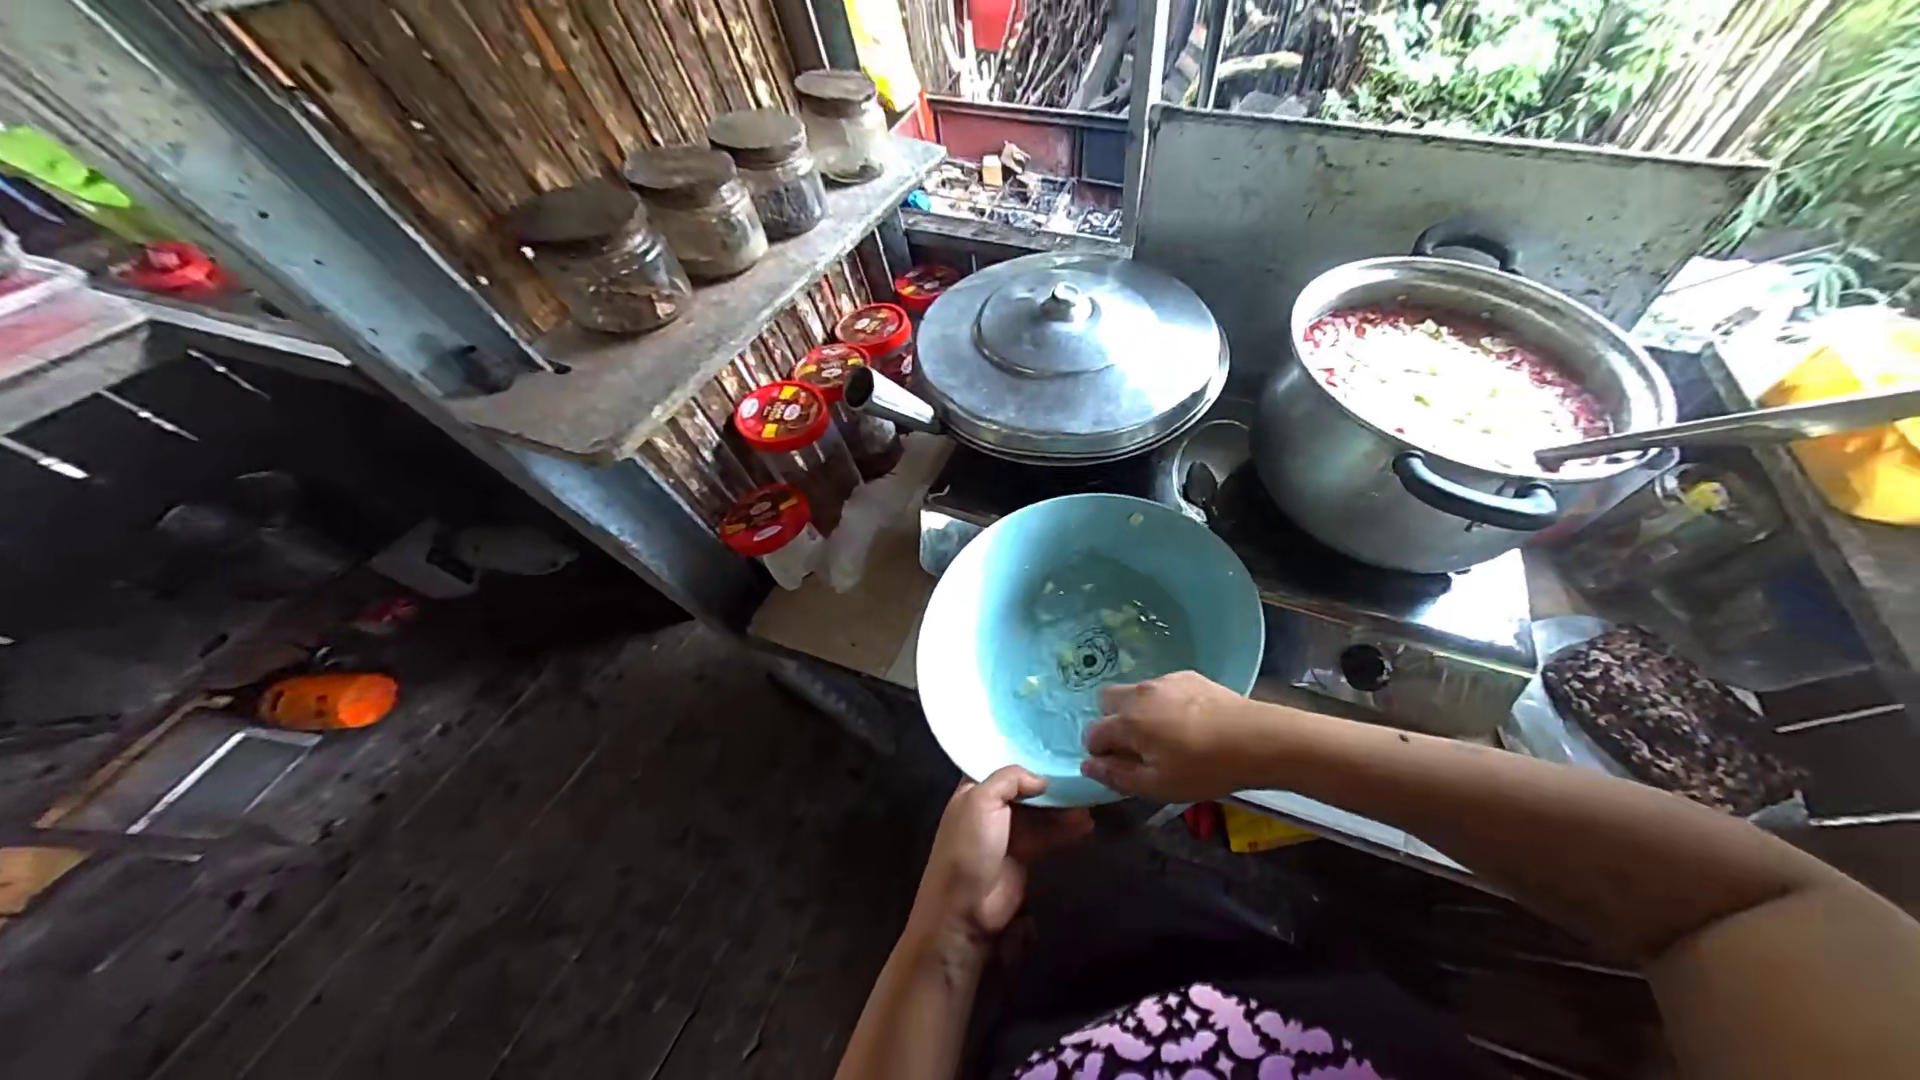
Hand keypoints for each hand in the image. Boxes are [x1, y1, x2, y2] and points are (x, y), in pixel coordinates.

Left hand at [909, 766, 1092, 956]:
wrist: (966, 908)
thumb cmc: (969, 846)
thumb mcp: (981, 800)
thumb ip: (1010, 779)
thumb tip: (1042, 779)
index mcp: (973, 789)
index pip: (999, 762)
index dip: (1023, 754)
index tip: (1052, 743)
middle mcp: (990, 806)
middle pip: (1024, 787)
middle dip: (1049, 781)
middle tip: (1079, 773)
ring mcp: (1008, 831)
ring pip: (1039, 811)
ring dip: (1062, 806)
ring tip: (1089, 798)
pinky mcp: (1024, 854)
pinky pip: (1048, 834)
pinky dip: (1065, 828)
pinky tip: (1086, 823)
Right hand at [1081, 671, 1279, 800]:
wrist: (1258, 739)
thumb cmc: (1205, 769)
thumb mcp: (1158, 785)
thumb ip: (1117, 775)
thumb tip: (1087, 765)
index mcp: (1127, 721)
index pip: (1092, 732)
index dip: (1098, 752)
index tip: (1118, 766)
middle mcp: (1138, 694)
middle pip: (1105, 700)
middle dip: (1110, 721)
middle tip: (1135, 747)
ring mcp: (1163, 681)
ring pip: (1134, 692)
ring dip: (1136, 711)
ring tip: (1165, 735)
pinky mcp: (1187, 675)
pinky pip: (1160, 687)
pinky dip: (1161, 702)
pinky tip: (1187, 722)